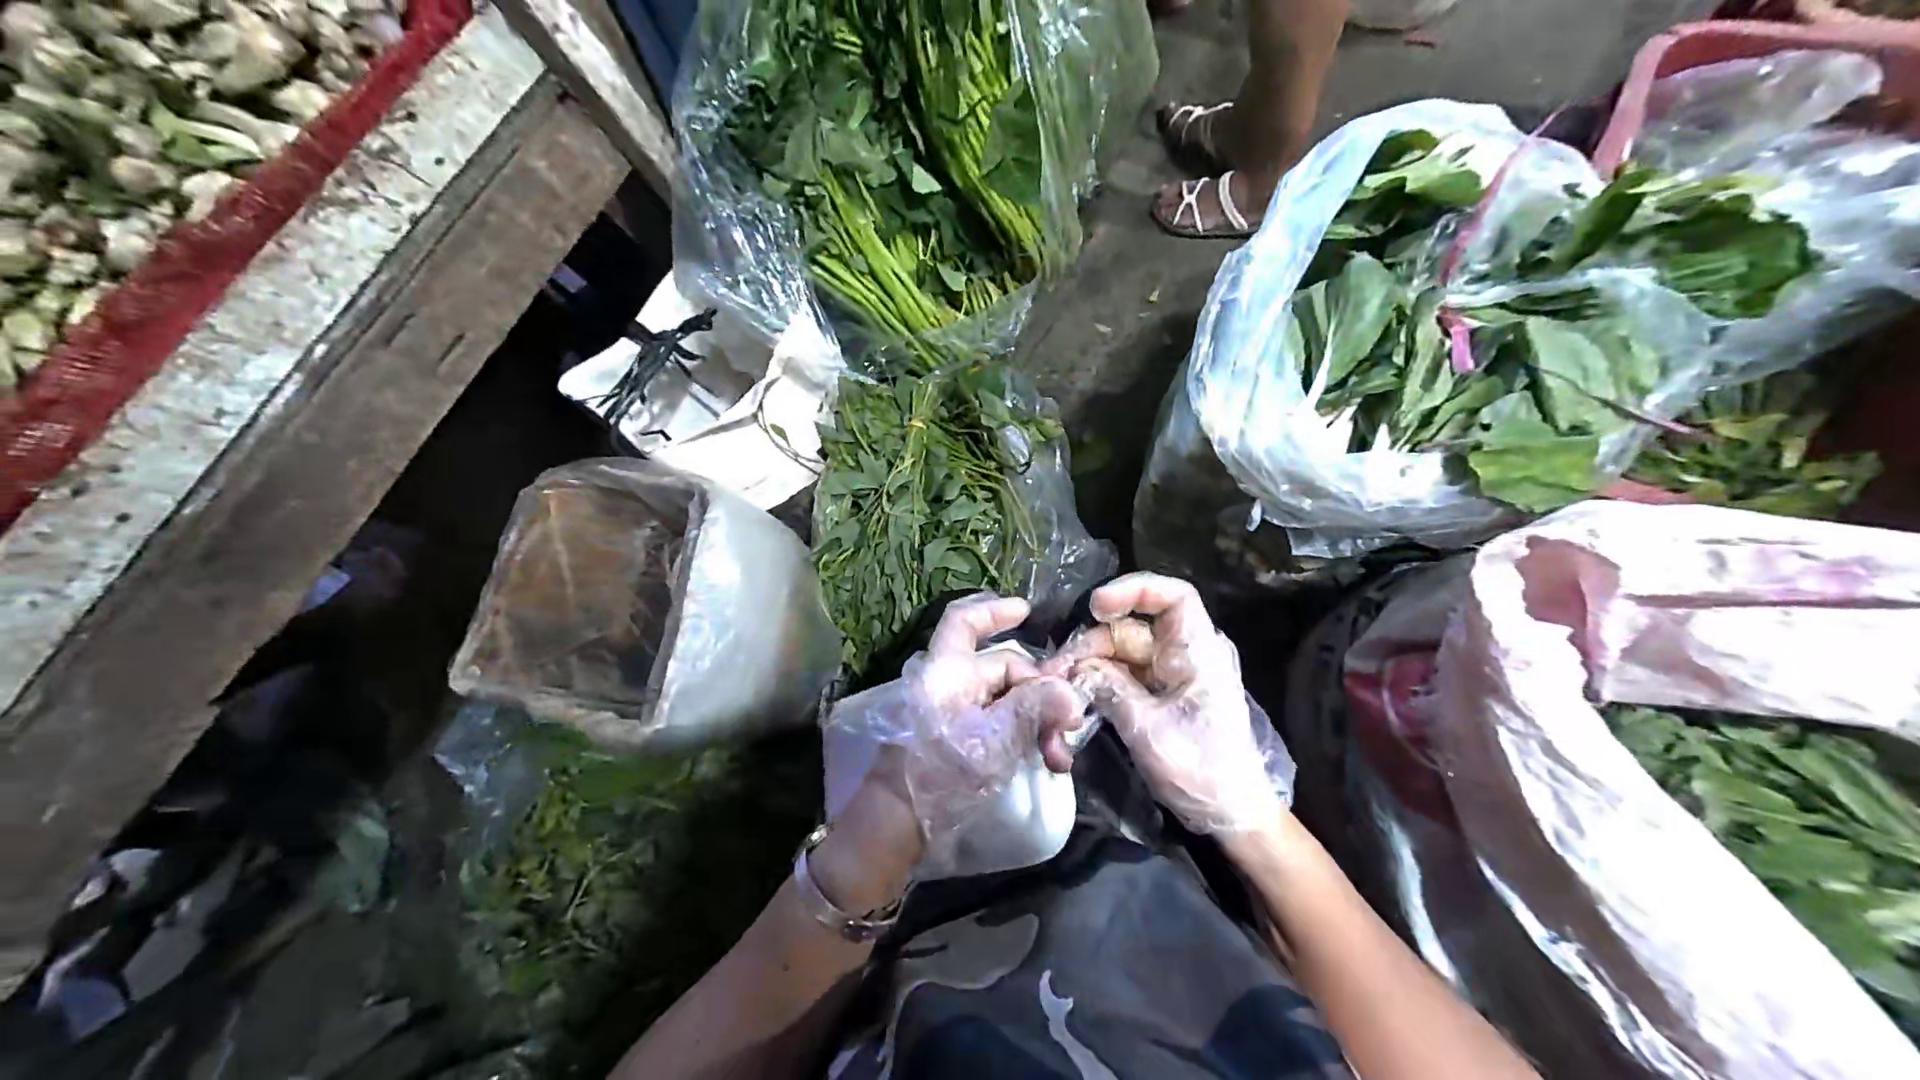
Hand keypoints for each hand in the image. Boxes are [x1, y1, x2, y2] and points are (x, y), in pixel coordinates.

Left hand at [822, 594, 1088, 879]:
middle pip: (1002, 668)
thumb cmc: (940, 774)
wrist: (900, 824)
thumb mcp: (994, 741)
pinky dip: (1025, 735)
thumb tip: (1071, 692)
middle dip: (1041, 694)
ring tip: (1059, 755)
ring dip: (1038, 721)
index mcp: (947, 671)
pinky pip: (1001, 722)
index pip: (964, 622)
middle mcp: (950, 683)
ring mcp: (956, 711)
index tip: (1028, 613)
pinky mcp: (962, 738)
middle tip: (1068, 727)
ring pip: (1007, 699)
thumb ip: (1034, 709)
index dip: (994, 610)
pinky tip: (1048, 758)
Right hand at [1049, 573, 1289, 835]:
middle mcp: (1186, 653)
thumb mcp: (1149, 731)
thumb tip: (1075, 668)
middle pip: (1132, 627)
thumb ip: (1109, 691)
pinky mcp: (1159, 693)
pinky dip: (1098, 681)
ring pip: (1120, 650)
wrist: (1231, 816)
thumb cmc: (1202, 772)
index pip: (1173, 596)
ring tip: (1058, 687)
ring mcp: (1171, 673)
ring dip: (1088, 665)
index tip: (1096, 608)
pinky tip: (1074, 694)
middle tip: (1056, 670)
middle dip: (1091, 643)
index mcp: (1199, 652)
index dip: (1134, 590)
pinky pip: (1122, 673)